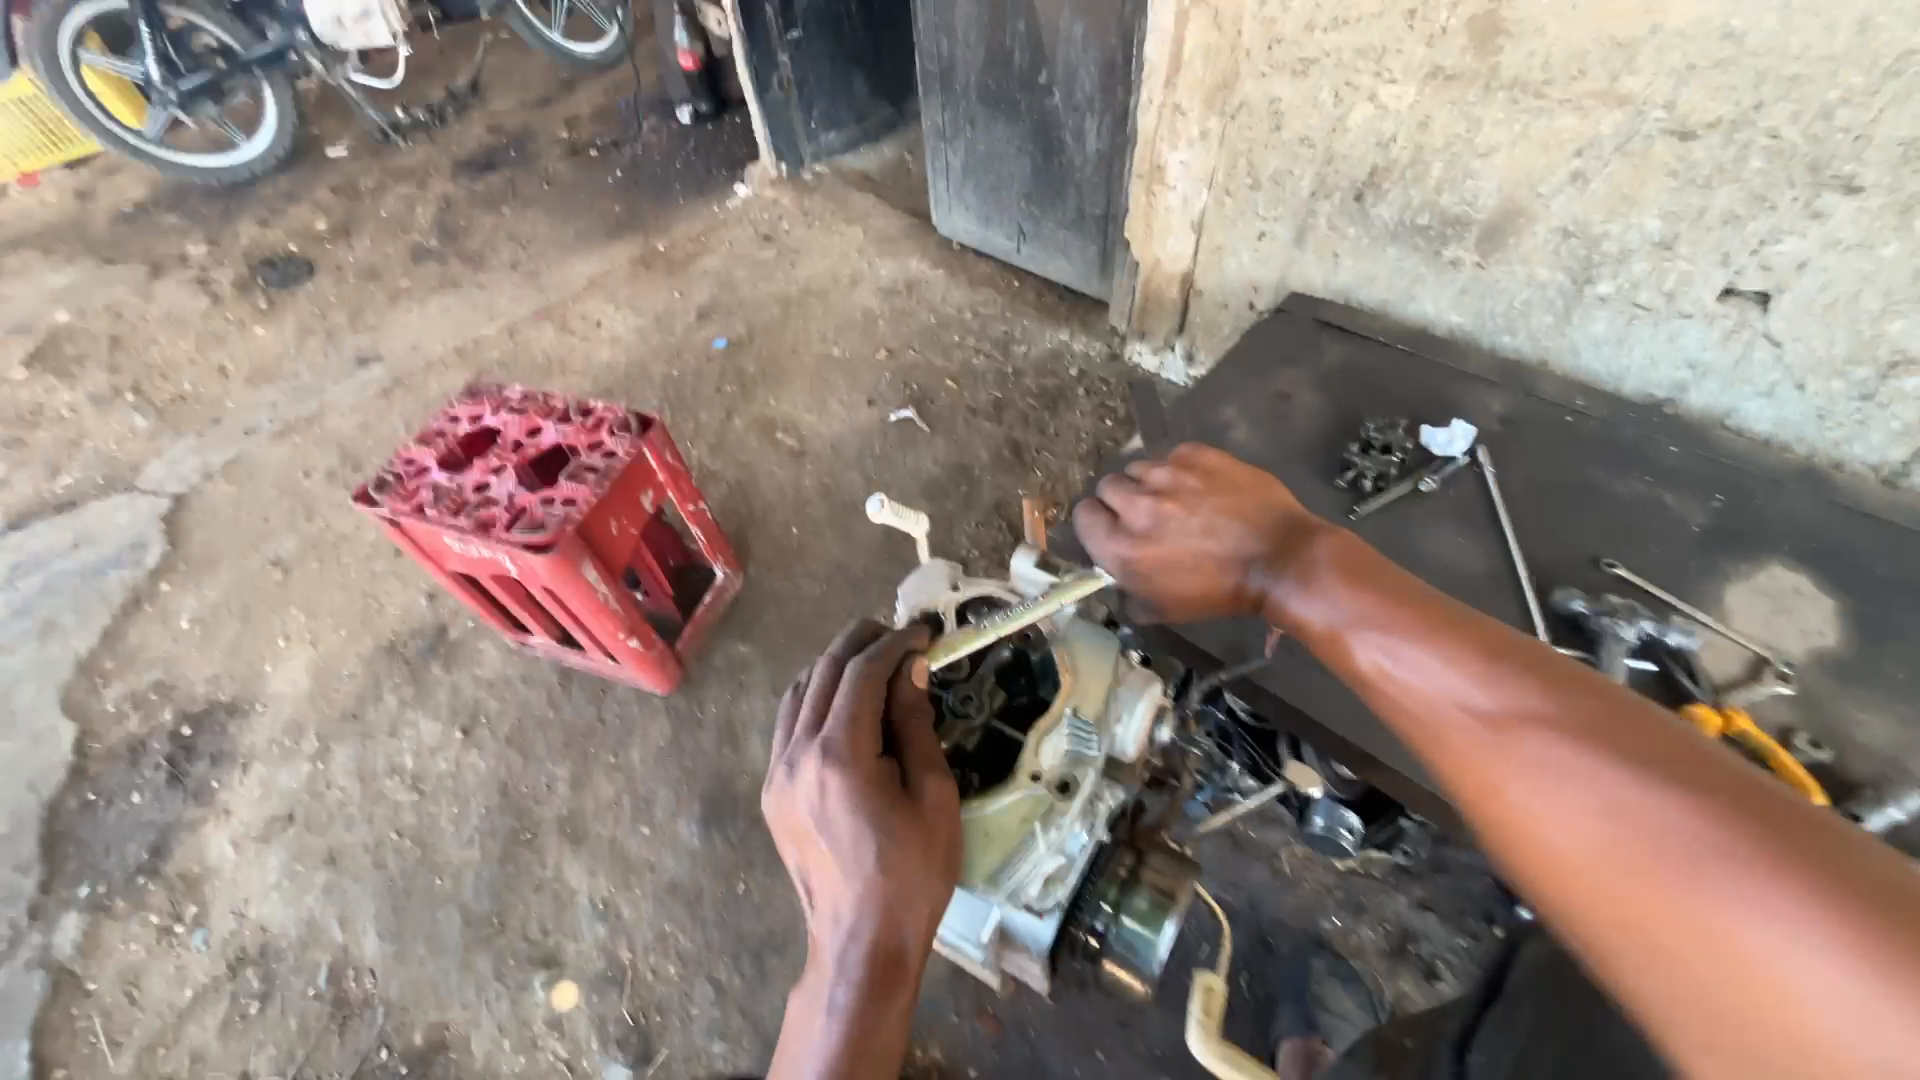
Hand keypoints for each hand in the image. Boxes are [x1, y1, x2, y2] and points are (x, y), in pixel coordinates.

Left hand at [763, 619, 959, 989]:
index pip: (861, 672)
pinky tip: (841, 702)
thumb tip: (909, 669)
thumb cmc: (912, 872)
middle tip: (899, 635)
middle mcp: (797, 754)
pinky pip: (787, 724)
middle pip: (823, 671)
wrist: (861, 942)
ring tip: (872, 661)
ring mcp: (777, 773)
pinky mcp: (771, 792)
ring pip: (797, 692)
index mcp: (840, 755)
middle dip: (862, 642)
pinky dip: (813, 697)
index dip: (894, 643)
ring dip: (833, 666)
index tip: (923, 632)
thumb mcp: (933, 794)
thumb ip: (915, 724)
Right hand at [1073, 443, 1328, 623]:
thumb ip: (1128, 594)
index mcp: (1122, 548)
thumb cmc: (1220, 592)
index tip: (1113, 528)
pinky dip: (1182, 469)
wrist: (1280, 560)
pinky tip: (1202, 486)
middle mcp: (1137, 506)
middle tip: (1149, 515)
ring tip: (1179, 498)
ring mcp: (1168, 475)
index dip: (1097, 522)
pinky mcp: (1197, 455)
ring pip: (1140, 468)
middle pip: (1108, 487)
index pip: (1083, 516)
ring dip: (1151, 483)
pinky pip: (1173, 456)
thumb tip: (1119, 581)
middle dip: (1123, 500)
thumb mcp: (1164, 610)